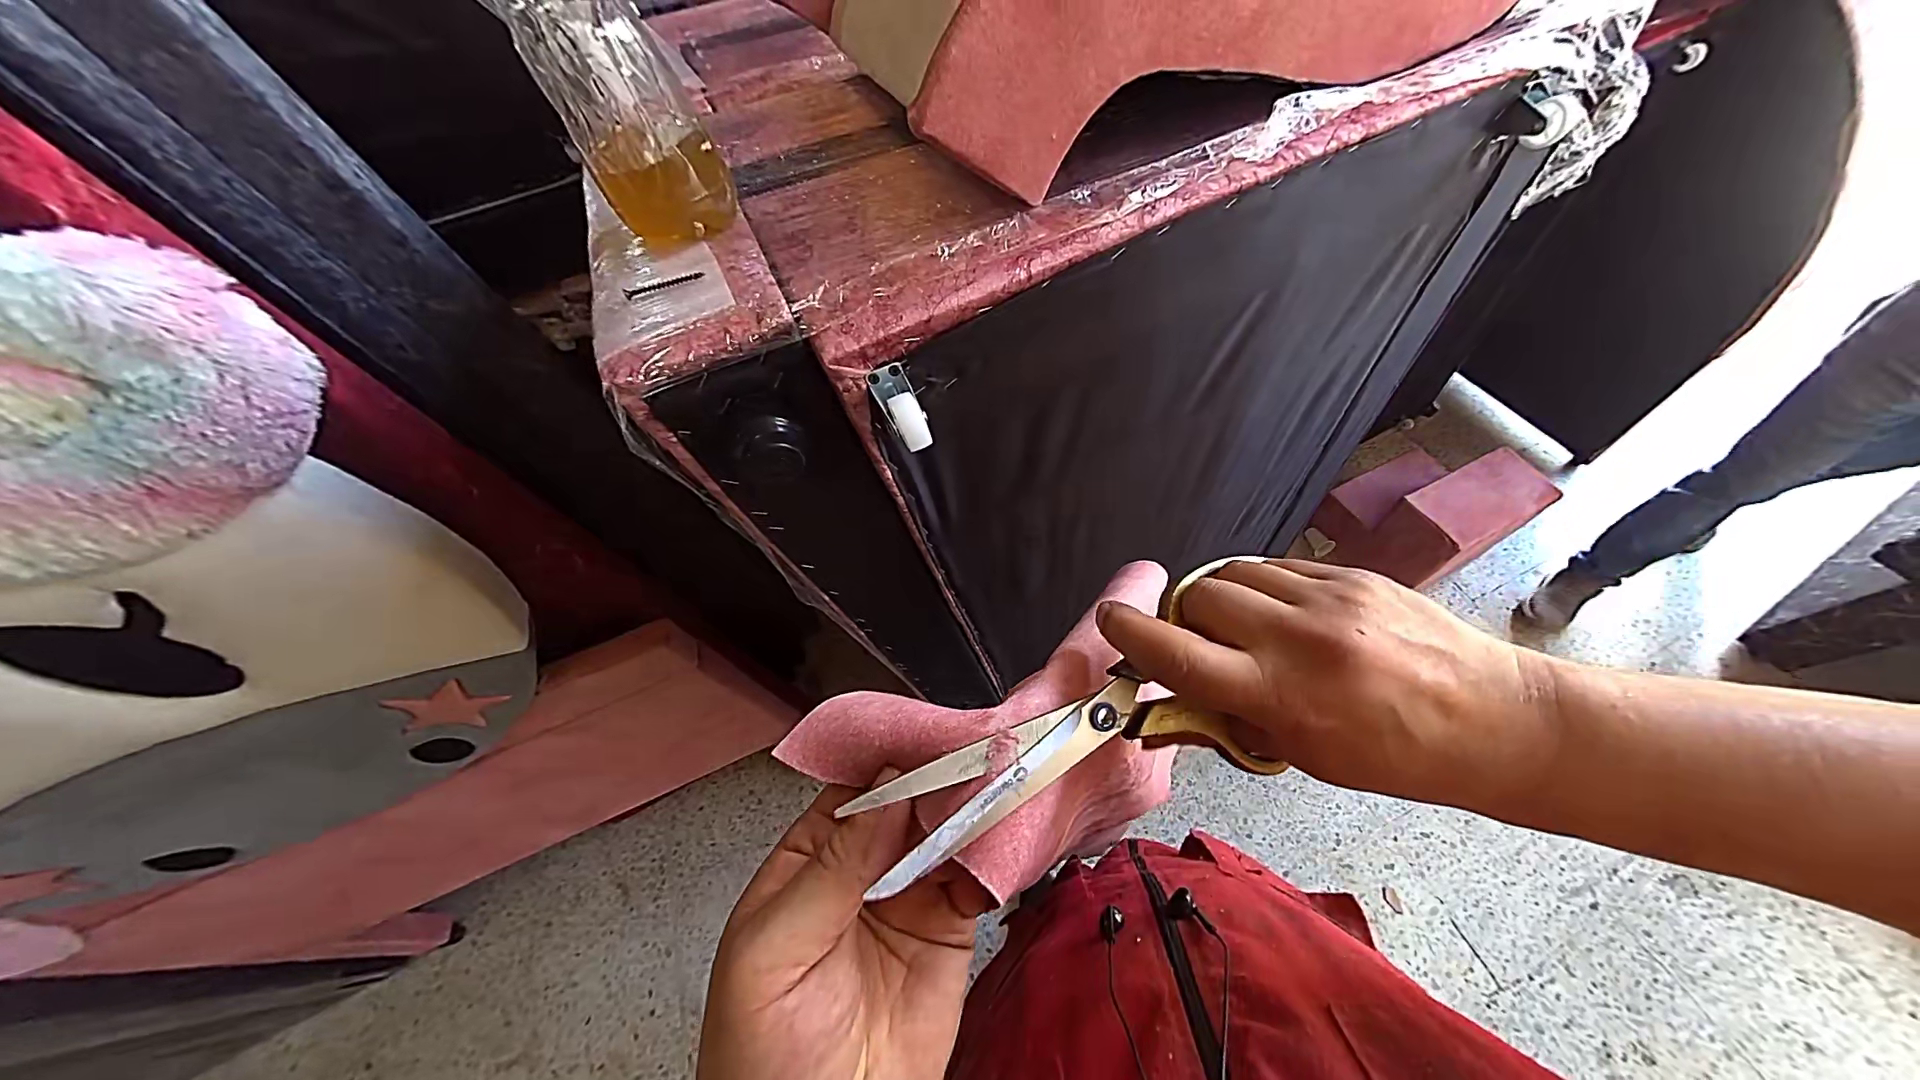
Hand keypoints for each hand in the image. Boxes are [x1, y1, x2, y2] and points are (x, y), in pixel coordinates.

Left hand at [698, 777, 993, 1079]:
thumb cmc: (763, 1054)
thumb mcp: (775, 949)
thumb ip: (831, 867)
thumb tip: (882, 792)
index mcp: (809, 858)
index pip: (853, 791)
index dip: (888, 765)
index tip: (921, 744)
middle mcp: (862, 867)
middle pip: (908, 803)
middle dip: (939, 779)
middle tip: (970, 756)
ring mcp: (908, 894)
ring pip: (946, 832)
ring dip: (972, 808)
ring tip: (995, 786)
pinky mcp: (949, 927)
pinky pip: (977, 878)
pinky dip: (995, 855)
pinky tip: (1001, 840)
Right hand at [1096, 559, 1560, 811]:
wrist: (1497, 719)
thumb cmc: (1397, 755)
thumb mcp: (1300, 755)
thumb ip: (1226, 721)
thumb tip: (1167, 706)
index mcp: (1284, 696)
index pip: (1181, 656)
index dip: (1133, 634)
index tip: (1109, 619)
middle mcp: (1300, 639)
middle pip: (1199, 596)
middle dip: (1181, 613)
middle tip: (1193, 636)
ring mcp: (1329, 598)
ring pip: (1233, 571)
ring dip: (1217, 594)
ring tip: (1235, 622)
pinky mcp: (1351, 574)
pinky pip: (1276, 566)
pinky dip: (1258, 585)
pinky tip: (1275, 610)